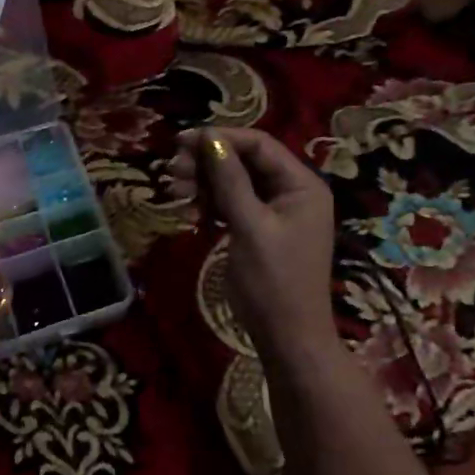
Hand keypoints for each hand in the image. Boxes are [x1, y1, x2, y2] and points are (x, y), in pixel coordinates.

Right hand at [172, 128, 338, 357]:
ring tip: (175, 191)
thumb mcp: (250, 226)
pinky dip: (209, 202)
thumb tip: (209, 139)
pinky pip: (230, 203)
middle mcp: (291, 191)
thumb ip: (230, 181)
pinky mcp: (257, 228)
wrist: (286, 335)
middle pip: (244, 160)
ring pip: (233, 181)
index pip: (259, 145)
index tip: (180, 143)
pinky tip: (189, 211)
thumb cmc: (273, 280)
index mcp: (301, 185)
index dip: (220, 138)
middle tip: (173, 172)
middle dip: (207, 161)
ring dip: (203, 181)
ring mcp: (274, 211)